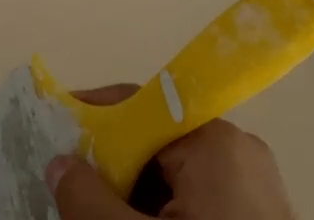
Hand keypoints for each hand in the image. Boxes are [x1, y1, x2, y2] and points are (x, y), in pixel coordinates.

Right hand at [49, 85, 296, 219]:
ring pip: (174, 178)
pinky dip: (164, 213)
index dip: (92, 119)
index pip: (137, 105)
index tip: (56, 137)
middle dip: (111, 169)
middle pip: (153, 144)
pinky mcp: (257, 219)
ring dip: (135, 197)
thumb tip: (59, 165)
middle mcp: (238, 152)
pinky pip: (198, 202)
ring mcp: (253, 190)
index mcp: (213, 140)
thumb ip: (89, 199)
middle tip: (75, 193)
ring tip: (104, 214)